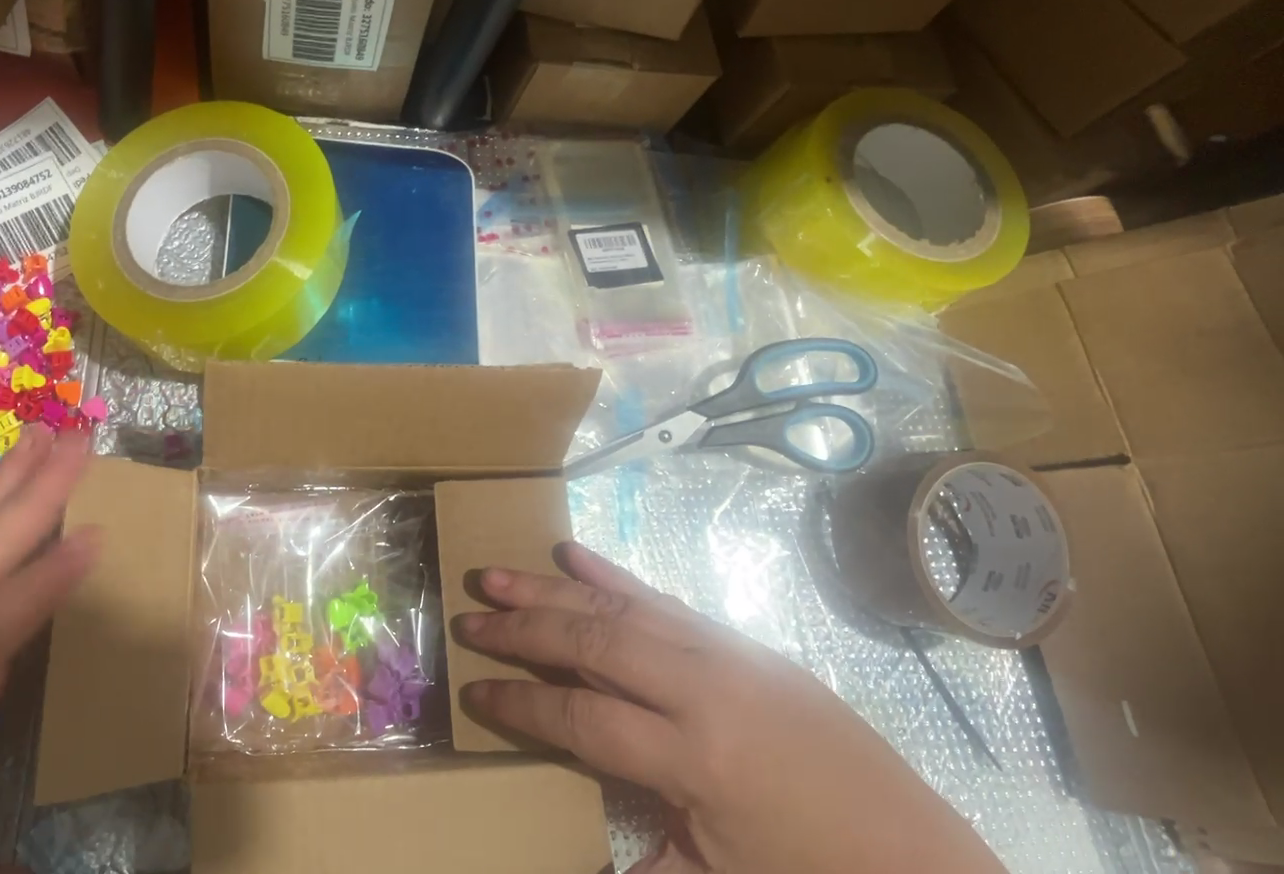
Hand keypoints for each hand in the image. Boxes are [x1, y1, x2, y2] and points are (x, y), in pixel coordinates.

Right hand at [454, 543, 1005, 873]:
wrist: (923, 866)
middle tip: (469, 620)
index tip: (472, 692)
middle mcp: (705, 691)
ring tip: (499, 574)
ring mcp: (728, 656)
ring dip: (554, 587)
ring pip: (622, 606)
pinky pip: (667, 599)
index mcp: (695, 760)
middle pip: (591, 642)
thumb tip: (571, 850)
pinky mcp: (746, 644)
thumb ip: (635, 859)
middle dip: (523, 630)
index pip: (580, 716)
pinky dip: (615, 573)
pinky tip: (575, 550)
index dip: (520, 705)